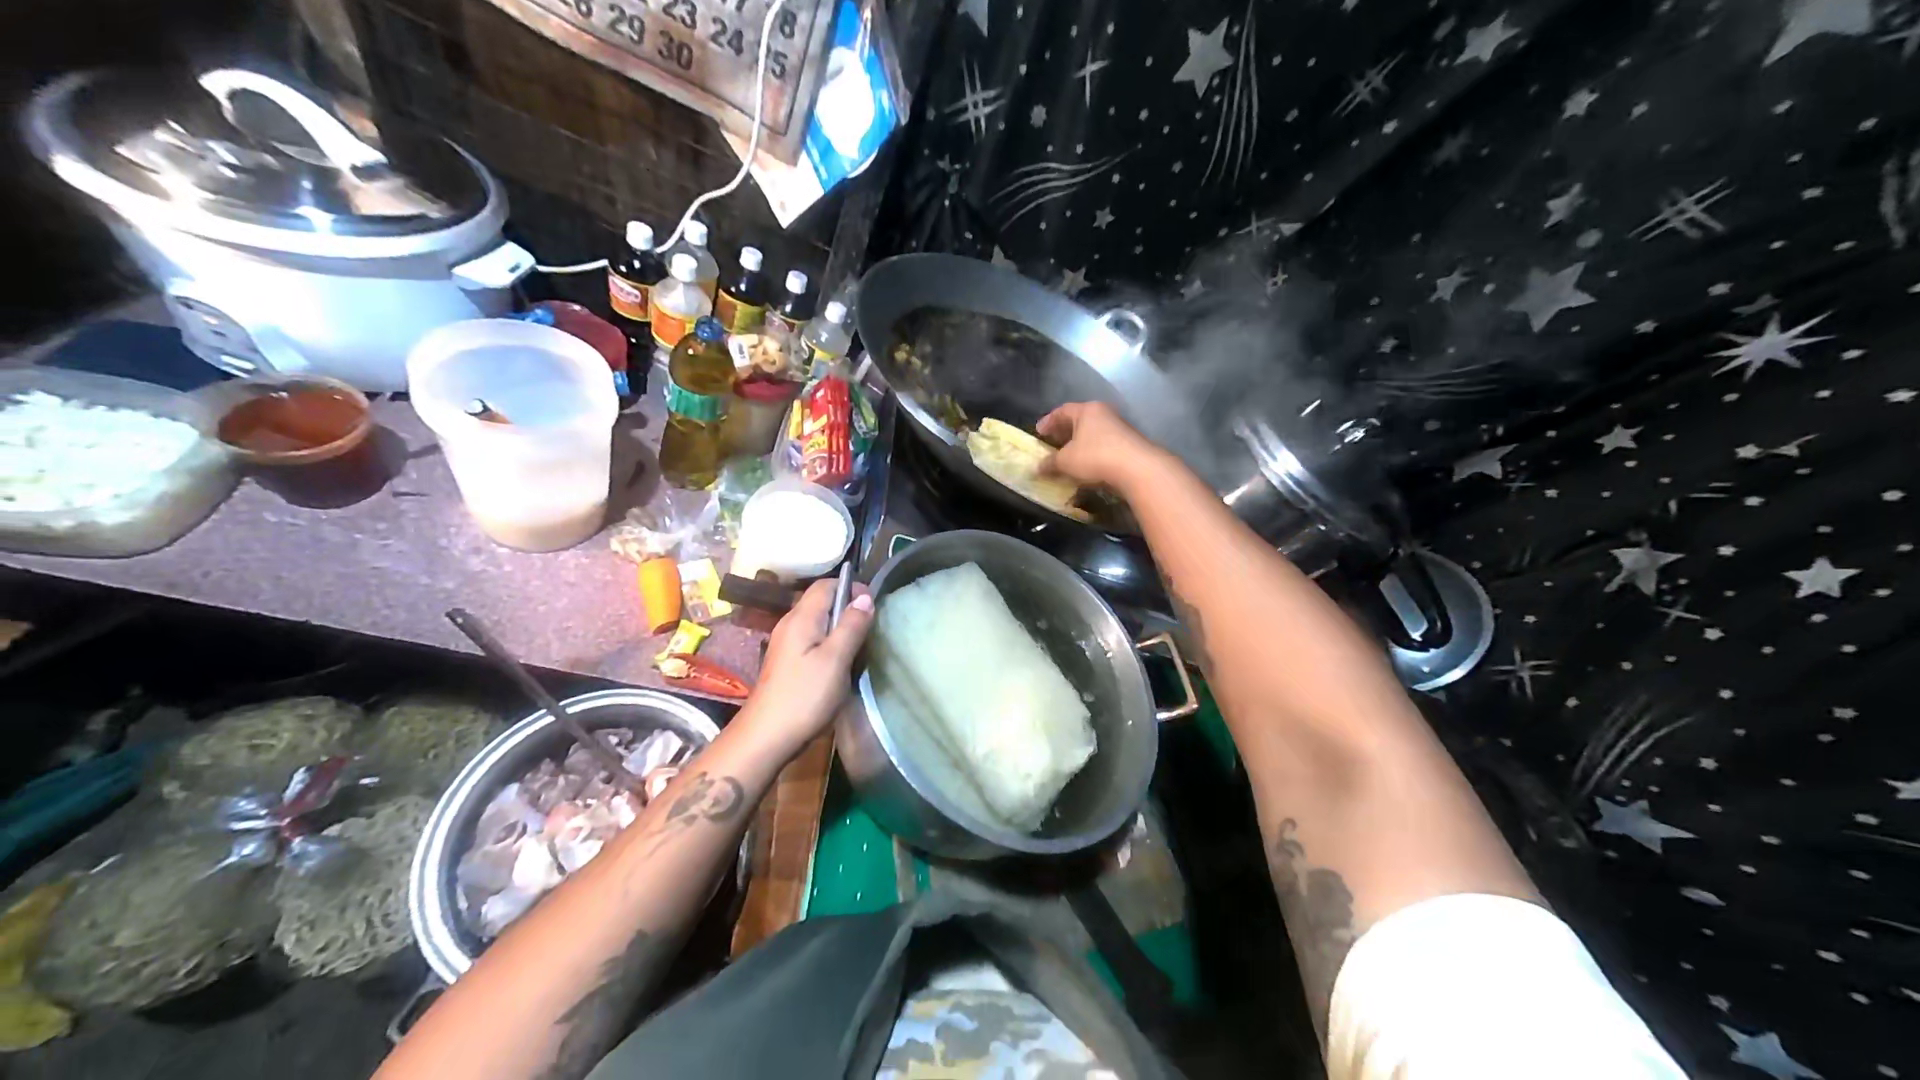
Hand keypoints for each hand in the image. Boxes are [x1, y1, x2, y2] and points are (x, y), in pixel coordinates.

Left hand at [735, 577, 873, 759]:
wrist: (766, 737)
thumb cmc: (804, 696)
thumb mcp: (835, 660)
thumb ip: (851, 626)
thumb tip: (865, 597)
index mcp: (801, 618)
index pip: (826, 585)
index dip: (852, 587)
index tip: (874, 604)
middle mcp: (790, 624)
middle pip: (821, 601)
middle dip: (848, 606)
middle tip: (871, 625)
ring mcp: (786, 644)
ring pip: (817, 621)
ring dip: (840, 626)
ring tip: (861, 642)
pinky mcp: (787, 662)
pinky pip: (812, 639)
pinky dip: (830, 642)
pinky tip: (841, 661)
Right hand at [1037, 402, 1169, 492]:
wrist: (1138, 468)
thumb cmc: (1095, 456)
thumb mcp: (1066, 461)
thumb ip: (1050, 463)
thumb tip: (1037, 468)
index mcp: (1087, 410)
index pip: (1063, 410)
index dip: (1049, 421)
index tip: (1038, 432)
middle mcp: (1104, 413)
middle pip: (1079, 420)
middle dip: (1064, 431)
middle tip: (1053, 442)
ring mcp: (1120, 427)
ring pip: (1093, 432)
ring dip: (1080, 443)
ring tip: (1069, 456)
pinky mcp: (1129, 443)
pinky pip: (1104, 444)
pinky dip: (1092, 452)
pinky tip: (1088, 465)